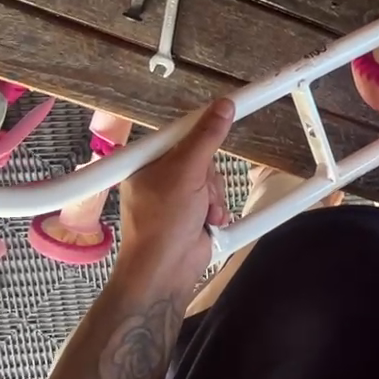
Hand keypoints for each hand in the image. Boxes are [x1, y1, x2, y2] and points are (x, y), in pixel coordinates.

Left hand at [113, 98, 234, 300]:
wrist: (165, 272)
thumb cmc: (161, 224)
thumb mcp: (186, 172)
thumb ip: (206, 138)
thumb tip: (223, 106)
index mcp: (148, 162)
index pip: (181, 133)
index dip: (204, 127)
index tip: (230, 110)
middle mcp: (161, 177)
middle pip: (203, 157)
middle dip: (209, 177)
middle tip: (200, 191)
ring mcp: (178, 197)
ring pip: (212, 180)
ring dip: (215, 196)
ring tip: (204, 213)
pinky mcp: (192, 214)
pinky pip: (215, 199)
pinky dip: (218, 210)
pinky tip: (211, 221)